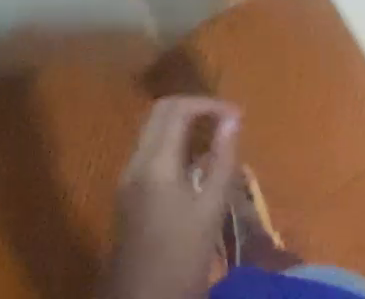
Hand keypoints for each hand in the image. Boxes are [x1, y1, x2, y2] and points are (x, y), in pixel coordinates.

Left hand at [100, 97, 241, 298]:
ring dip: (183, 126)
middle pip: (160, 113)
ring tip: (216, 141)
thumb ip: (223, 160)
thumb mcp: (210, 210)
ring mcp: (127, 179)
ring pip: (153, 132)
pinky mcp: (128, 195)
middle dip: (194, 109)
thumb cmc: (181, 259)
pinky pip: (150, 153)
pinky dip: (173, 146)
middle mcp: (135, 162)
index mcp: (155, 163)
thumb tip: (233, 119)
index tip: (236, 116)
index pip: (177, 109)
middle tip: (225, 122)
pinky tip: (196, 167)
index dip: (208, 104)